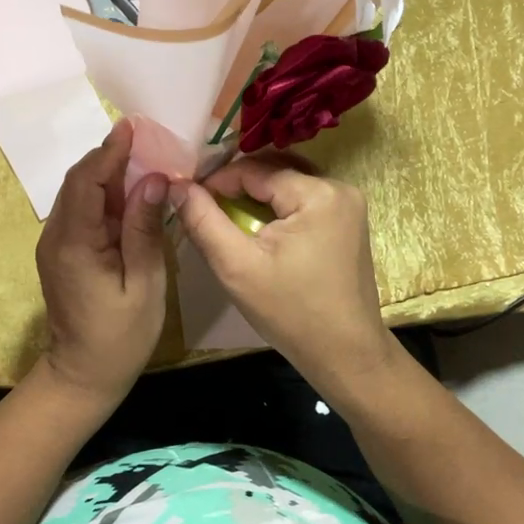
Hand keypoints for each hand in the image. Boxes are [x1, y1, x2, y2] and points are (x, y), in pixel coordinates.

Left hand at [35, 119, 169, 405]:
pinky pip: (80, 212)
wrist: (82, 374)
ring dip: (106, 175)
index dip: (109, 152)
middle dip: (109, 157)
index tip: (132, 127)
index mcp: (75, 243)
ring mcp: (54, 244)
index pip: (87, 182)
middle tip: (145, 139)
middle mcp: (56, 237)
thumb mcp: (144, 284)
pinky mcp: (60, 253)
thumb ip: (145, 230)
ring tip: (142, 159)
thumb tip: (154, 180)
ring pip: (77, 195)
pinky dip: (103, 196)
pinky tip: (129, 194)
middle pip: (78, 182)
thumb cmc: (120, 337)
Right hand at [169, 155, 398, 395]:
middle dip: (236, 185)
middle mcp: (339, 189)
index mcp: (318, 194)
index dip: (216, 181)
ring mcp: (348, 205)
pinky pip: (302, 201)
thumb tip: (176, 185)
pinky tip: (256, 228)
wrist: (345, 353)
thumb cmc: (290, 312)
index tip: (188, 199)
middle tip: (204, 206)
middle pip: (273, 171)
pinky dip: (276, 207)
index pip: (254, 169)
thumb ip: (203, 221)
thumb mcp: (236, 267)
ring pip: (287, 184)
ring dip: (255, 195)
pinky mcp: (347, 222)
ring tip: (225, 215)